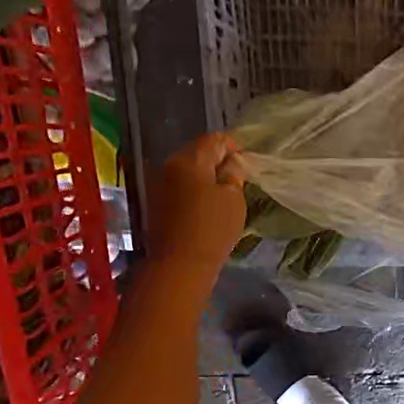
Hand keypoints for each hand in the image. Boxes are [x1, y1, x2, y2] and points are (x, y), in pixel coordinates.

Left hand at [149, 133, 245, 274]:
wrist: (179, 264)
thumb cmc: (213, 229)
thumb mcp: (234, 199)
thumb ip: (234, 173)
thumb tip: (233, 161)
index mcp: (191, 159)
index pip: (215, 139)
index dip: (234, 146)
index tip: (248, 161)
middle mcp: (170, 164)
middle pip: (198, 151)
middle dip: (218, 159)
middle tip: (238, 176)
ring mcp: (159, 182)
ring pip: (187, 169)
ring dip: (205, 175)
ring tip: (223, 192)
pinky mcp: (156, 201)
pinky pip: (179, 185)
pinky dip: (194, 188)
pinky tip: (206, 204)